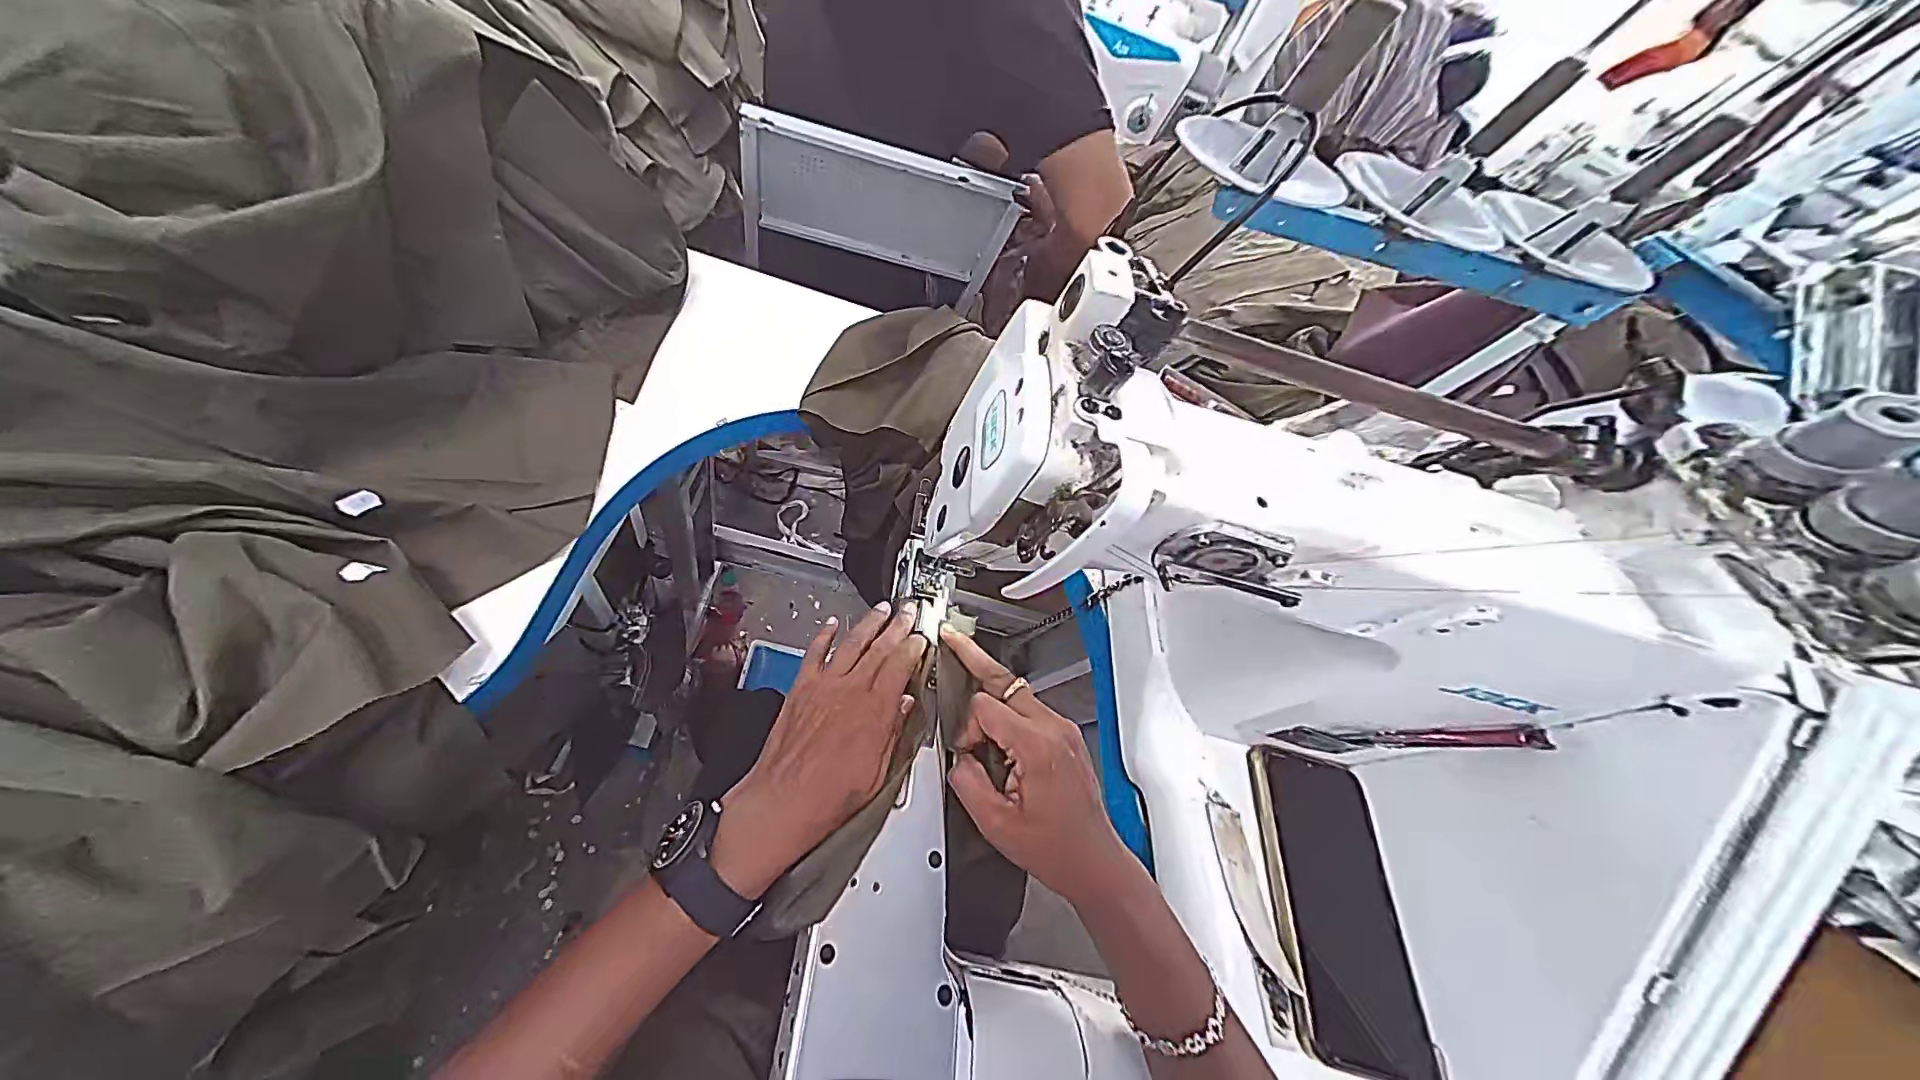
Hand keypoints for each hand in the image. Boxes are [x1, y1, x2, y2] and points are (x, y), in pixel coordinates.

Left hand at [711, 603, 926, 898]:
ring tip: (881, 610)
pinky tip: (832, 625)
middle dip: (898, 626)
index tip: (921, 638)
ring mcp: (823, 686)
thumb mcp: (879, 771)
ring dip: (869, 623)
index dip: (914, 648)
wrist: (784, 800)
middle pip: (880, 647)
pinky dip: (824, 636)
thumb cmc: (829, 794)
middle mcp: (850, 691)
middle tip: (909, 612)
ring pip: (851, 643)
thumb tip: (905, 708)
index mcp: (875, 710)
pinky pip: (814, 653)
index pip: (901, 665)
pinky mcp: (801, 689)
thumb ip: (893, 732)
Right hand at [941, 627, 1138, 907]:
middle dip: (974, 664)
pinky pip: (1029, 710)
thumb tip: (959, 755)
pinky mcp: (1065, 736)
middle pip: (1005, 681)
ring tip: (974, 719)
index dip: (966, 728)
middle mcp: (1055, 729)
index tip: (966, 753)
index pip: (986, 707)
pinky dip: (1007, 717)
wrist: (1091, 859)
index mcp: (1038, 747)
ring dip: (991, 706)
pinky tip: (997, 742)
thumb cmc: (1055, 847)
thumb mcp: (994, 822)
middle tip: (952, 639)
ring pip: (1016, 693)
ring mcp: (1063, 730)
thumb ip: (966, 779)